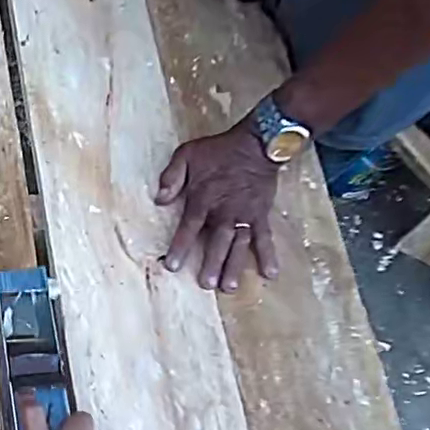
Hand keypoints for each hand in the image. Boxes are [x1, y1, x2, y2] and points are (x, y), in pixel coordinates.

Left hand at [156, 120, 279, 292]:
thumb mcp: (188, 154)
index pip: (189, 227)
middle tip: (207, 284)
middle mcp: (224, 211)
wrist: (258, 142)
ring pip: (238, 245)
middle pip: (216, 242)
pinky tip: (270, 273)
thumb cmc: (220, 150)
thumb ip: (172, 176)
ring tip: (229, 287)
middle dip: (211, 263)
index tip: (173, 266)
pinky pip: (265, 237)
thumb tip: (159, 199)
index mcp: (203, 199)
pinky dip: (268, 255)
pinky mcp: (260, 216)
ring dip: (234, 266)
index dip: (181, 247)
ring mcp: (244, 215)